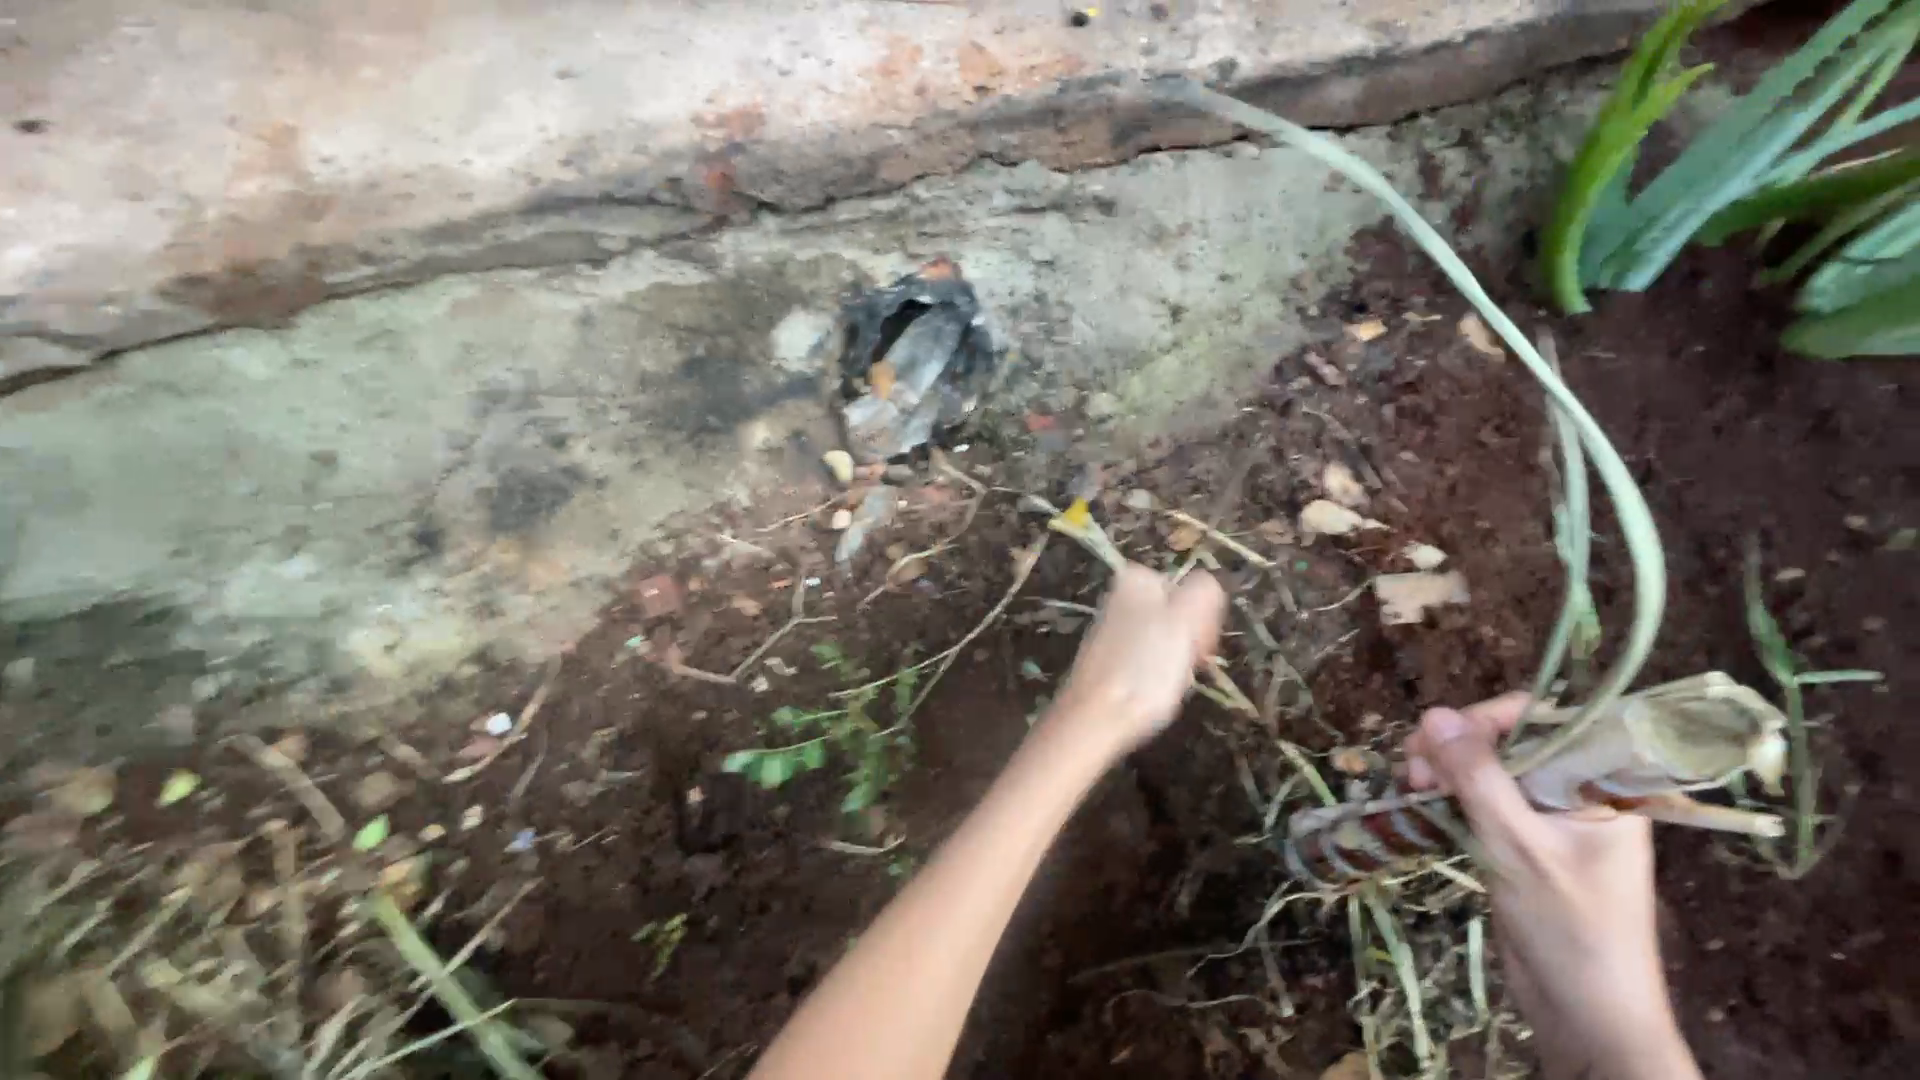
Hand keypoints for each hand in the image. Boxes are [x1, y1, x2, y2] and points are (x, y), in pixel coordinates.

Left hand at [1048, 563, 1225, 759]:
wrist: (1095, 717)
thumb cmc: (1144, 668)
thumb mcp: (1184, 621)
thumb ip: (1203, 592)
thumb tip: (1209, 582)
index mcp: (1137, 579)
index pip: (1197, 588)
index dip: (1205, 617)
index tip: (1202, 641)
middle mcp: (1122, 597)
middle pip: (1182, 614)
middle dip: (1191, 639)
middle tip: (1187, 663)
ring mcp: (1116, 629)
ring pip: (1170, 638)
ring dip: (1178, 660)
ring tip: (1168, 680)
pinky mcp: (1112, 658)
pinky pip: (1151, 660)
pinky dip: (1158, 674)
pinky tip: (1153, 691)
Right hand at [1404, 696, 1700, 1079]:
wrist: (1583, 1015)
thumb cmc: (1569, 928)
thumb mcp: (1519, 847)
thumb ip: (1477, 777)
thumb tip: (1432, 713)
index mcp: (1601, 786)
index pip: (1545, 719)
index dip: (1488, 718)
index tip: (1442, 739)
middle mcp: (1575, 792)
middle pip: (1507, 739)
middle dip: (1455, 745)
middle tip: (1415, 771)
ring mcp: (1545, 817)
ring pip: (1485, 766)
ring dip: (1443, 767)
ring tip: (1414, 789)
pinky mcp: (1518, 840)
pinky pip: (1477, 796)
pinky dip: (1445, 793)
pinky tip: (1420, 802)